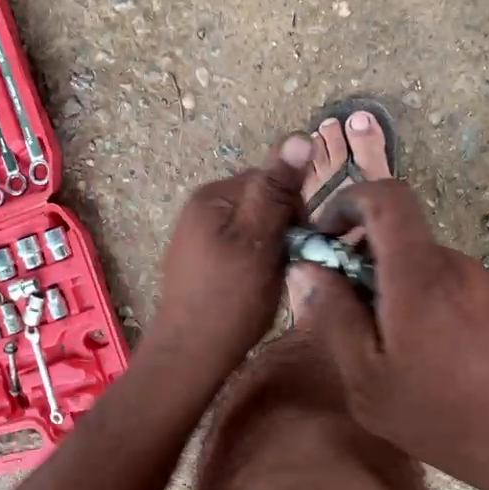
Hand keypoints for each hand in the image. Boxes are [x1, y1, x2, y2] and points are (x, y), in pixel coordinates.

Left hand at [146, 138, 312, 381]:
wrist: (190, 355)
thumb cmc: (229, 299)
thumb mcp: (260, 240)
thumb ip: (278, 190)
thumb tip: (298, 134)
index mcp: (213, 195)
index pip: (272, 180)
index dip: (295, 212)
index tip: (297, 245)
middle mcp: (200, 207)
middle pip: (263, 202)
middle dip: (282, 230)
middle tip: (284, 266)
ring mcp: (197, 235)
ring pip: (255, 228)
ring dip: (271, 250)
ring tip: (268, 281)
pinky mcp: (199, 261)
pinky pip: (240, 248)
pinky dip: (254, 264)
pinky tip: (252, 289)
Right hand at [301, 181, 488, 486]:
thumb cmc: (444, 417)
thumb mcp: (366, 378)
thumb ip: (334, 316)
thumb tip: (310, 268)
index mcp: (419, 275)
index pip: (387, 196)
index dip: (349, 199)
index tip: (326, 234)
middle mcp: (458, 266)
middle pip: (402, 237)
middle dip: (366, 261)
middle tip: (352, 315)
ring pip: (427, 269)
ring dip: (400, 291)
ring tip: (397, 352)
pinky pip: (457, 290)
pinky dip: (432, 308)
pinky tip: (438, 363)